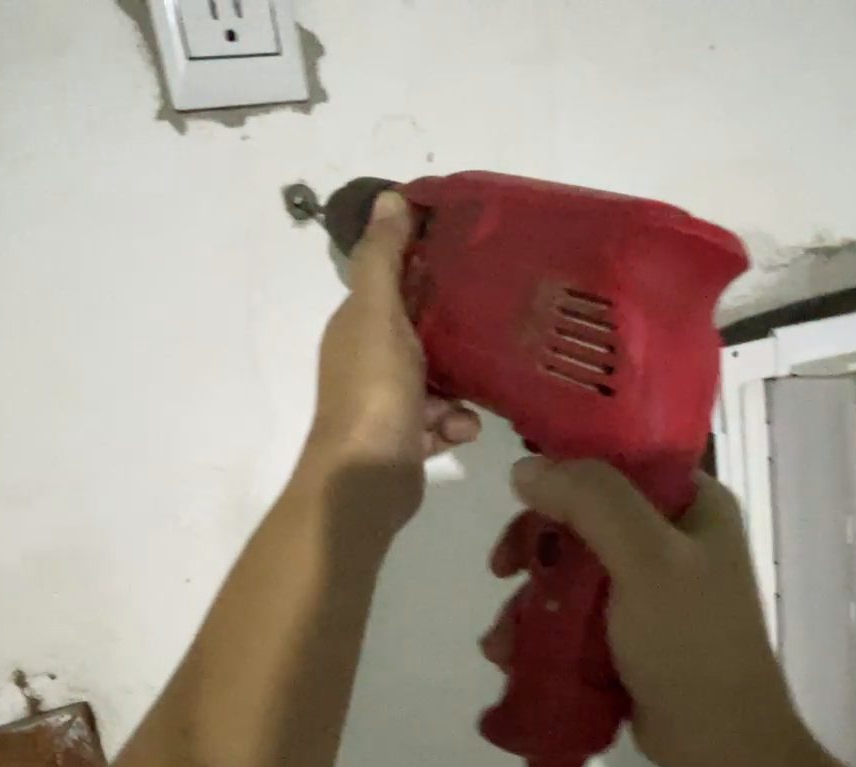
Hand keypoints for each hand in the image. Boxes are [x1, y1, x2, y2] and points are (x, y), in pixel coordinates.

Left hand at [300, 191, 480, 525]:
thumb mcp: (377, 314)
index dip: (426, 265)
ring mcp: (388, 404)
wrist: (367, 479)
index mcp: (357, 326)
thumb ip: (382, 258)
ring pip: (438, 381)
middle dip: (456, 331)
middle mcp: (369, 361)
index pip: (393, 283)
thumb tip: (388, 197)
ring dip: (460, 388)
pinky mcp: (407, 440)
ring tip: (475, 394)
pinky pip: (442, 422)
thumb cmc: (374, 391)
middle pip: (421, 333)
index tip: (472, 254)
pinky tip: (461, 430)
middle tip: (497, 321)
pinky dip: (454, 424)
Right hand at [483, 458, 819, 766]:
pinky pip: (574, 610)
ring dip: (530, 600)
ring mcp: (649, 586)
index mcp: (691, 504)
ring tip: (500, 643)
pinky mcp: (629, 628)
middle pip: (584, 518)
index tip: (521, 497)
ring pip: (571, 569)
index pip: (619, 461)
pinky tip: (512, 655)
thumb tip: (526, 468)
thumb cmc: (690, 644)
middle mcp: (672, 537)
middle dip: (536, 549)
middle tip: (502, 571)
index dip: (565, 471)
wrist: (719, 747)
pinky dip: (543, 627)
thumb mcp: (646, 560)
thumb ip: (591, 503)